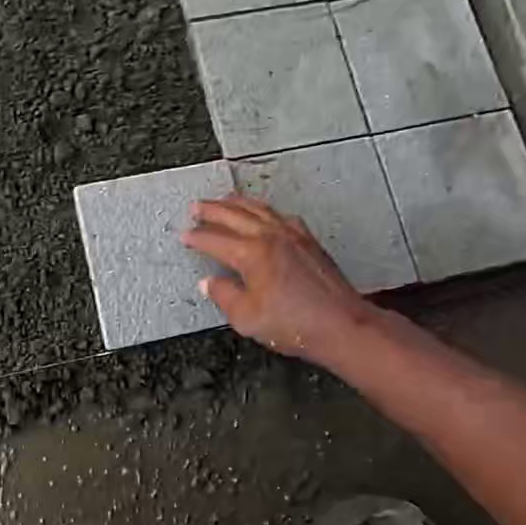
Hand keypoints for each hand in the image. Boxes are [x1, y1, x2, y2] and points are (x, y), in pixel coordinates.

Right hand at [179, 195, 377, 358]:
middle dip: (212, 210)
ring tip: (224, 200)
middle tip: (197, 207)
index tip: (186, 236)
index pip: (215, 240)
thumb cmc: (297, 324)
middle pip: (234, 215)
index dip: (197, 237)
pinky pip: (280, 215)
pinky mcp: (308, 241)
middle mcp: (272, 236)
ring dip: (238, 203)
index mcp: (252, 253)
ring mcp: (293, 235)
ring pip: (259, 209)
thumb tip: (210, 283)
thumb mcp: (247, 318)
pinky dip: (264, 209)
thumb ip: (224, 295)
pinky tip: (264, 213)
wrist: (340, 324)